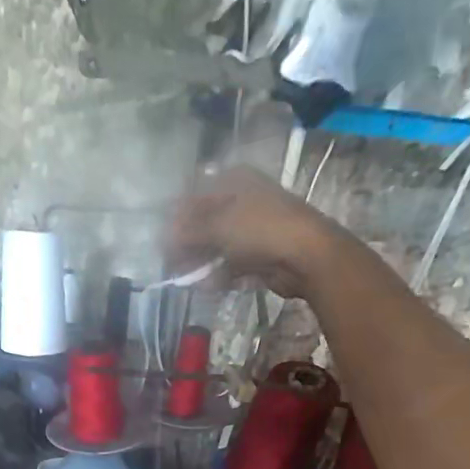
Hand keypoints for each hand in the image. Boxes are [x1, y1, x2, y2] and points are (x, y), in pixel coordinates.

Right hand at [167, 166, 349, 298]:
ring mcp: (253, 230)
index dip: (176, 219)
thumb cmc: (259, 229)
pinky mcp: (260, 255)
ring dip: (201, 263)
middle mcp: (243, 201)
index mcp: (234, 182)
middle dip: (187, 245)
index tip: (162, 242)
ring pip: (217, 247)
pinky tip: (208, 286)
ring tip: (186, 278)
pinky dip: (219, 276)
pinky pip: (232, 265)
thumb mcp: (216, 226)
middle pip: (205, 224)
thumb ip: (186, 233)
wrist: (307, 255)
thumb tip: (164, 240)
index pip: (194, 197)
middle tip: (171, 265)